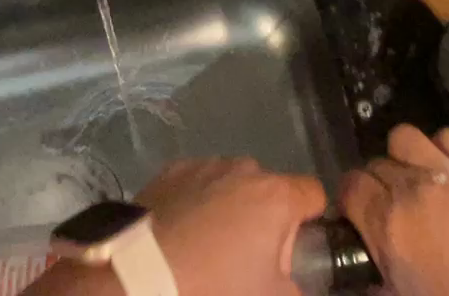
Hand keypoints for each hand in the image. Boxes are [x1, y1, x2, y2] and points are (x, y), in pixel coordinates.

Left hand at [27, 158, 325, 295]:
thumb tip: (295, 283)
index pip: (314, 194)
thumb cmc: (212, 291)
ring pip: (231, 186)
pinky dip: (195, 205)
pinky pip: (197, 186)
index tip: (295, 254)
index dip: (310, 224)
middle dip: (264, 222)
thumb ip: (297, 289)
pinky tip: (178, 240)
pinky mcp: (169, 172)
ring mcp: (204, 166)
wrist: (134, 284)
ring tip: (204, 253)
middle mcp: (243, 168)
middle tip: (244, 264)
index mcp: (275, 196)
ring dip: (228, 211)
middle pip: (270, 191)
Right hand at [340, 125, 448, 295]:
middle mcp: (412, 190)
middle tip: (393, 203)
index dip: (351, 197)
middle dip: (378, 182)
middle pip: (376, 163)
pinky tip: (448, 169)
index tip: (360, 210)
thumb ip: (375, 280)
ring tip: (416, 176)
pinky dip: (442, 147)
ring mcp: (447, 173)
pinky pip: (448, 135)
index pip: (350, 186)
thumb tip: (358, 271)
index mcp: (388, 226)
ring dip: (404, 156)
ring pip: (405, 137)